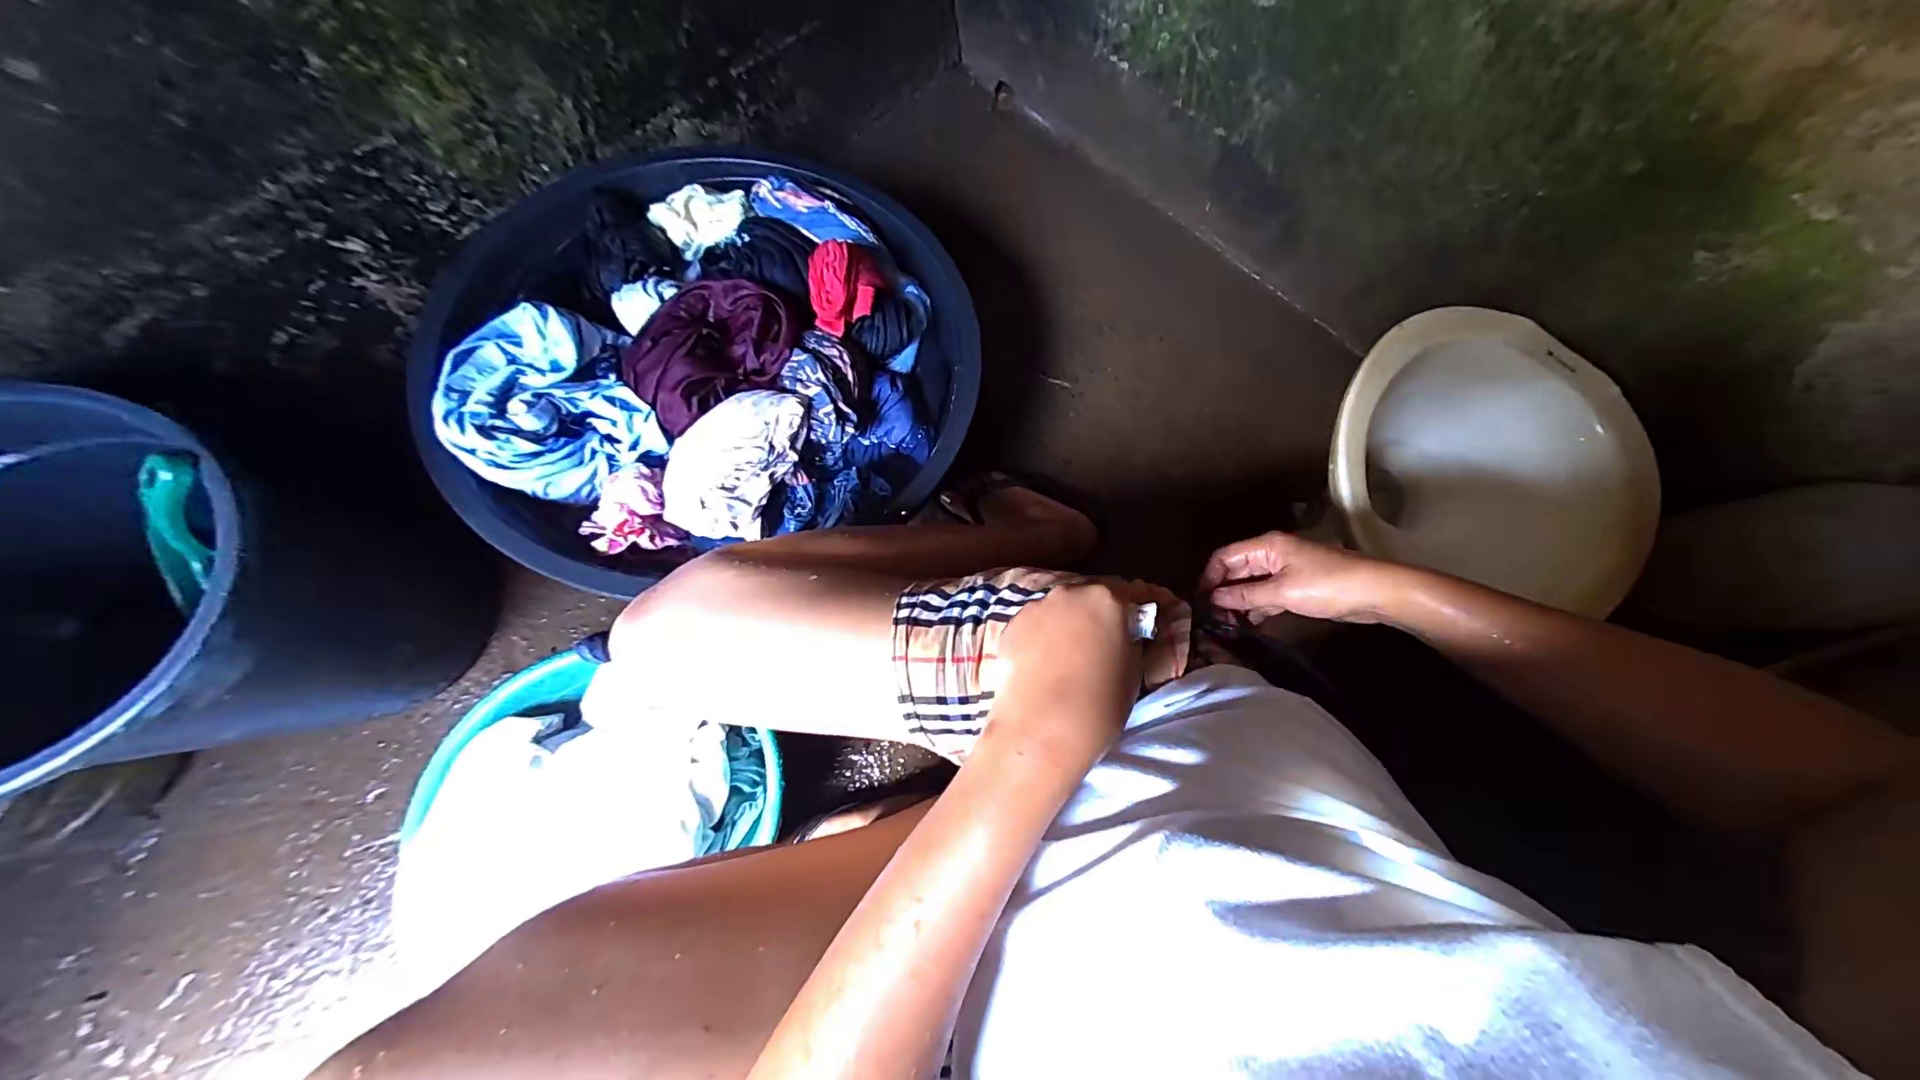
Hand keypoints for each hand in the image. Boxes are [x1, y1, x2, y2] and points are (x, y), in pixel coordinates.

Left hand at [983, 582, 1142, 772]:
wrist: (1041, 729)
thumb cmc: (1099, 704)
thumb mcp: (1133, 669)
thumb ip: (1129, 640)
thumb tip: (1124, 634)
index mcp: (1107, 599)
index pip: (1129, 595)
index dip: (1132, 614)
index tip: (1133, 629)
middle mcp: (1069, 593)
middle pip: (1088, 598)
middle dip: (1095, 617)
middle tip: (1099, 646)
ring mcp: (1035, 607)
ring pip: (1057, 610)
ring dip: (1064, 625)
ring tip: (1065, 659)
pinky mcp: (1010, 626)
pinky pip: (1033, 626)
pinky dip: (1039, 638)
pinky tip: (1040, 665)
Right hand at [1198, 531, 1410, 624]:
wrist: (1377, 593)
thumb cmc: (1328, 586)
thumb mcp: (1282, 592)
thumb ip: (1245, 595)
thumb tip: (1214, 599)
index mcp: (1267, 546)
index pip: (1224, 556)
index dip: (1209, 576)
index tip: (1201, 601)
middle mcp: (1272, 554)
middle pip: (1236, 570)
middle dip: (1222, 591)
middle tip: (1212, 617)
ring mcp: (1284, 570)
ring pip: (1250, 584)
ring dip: (1238, 602)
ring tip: (1227, 624)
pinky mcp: (1296, 586)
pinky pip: (1266, 594)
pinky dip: (1256, 606)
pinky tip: (1248, 623)